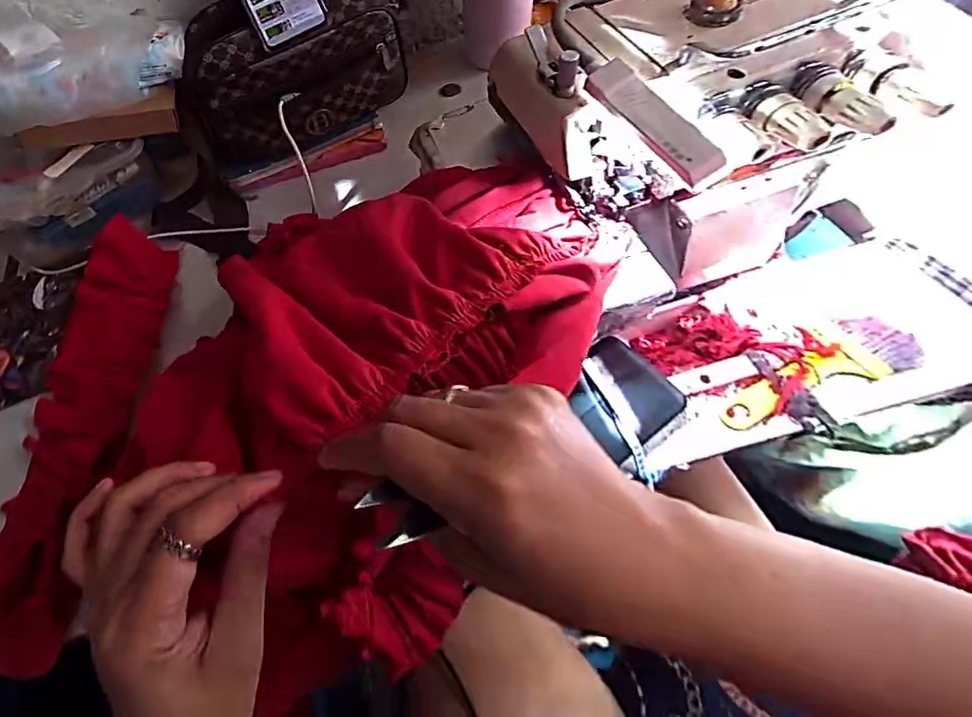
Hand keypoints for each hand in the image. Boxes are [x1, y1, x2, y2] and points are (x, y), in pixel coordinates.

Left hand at [62, 462, 284, 716]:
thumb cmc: (212, 712)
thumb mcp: (240, 649)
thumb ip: (249, 571)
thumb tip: (270, 503)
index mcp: (140, 625)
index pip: (181, 533)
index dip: (229, 496)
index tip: (272, 479)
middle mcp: (106, 605)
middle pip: (153, 516)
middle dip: (210, 486)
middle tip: (255, 481)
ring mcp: (94, 600)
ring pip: (117, 515)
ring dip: (160, 480)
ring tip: (207, 469)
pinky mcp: (95, 600)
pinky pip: (79, 545)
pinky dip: (92, 508)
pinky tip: (114, 483)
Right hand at [319, 385, 683, 638]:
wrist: (643, 550)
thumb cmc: (563, 580)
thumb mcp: (481, 564)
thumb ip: (421, 516)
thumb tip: (375, 488)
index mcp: (484, 487)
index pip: (391, 447)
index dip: (350, 450)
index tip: (328, 461)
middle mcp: (499, 433)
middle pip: (406, 411)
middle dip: (377, 436)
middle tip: (368, 467)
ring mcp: (522, 404)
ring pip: (438, 399)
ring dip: (419, 426)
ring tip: (427, 460)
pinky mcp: (539, 391)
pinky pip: (474, 395)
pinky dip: (458, 419)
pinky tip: (474, 447)